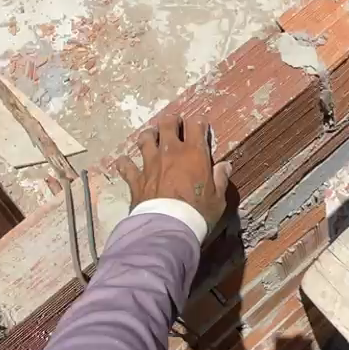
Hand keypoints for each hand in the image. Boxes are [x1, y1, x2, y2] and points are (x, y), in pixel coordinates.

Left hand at [117, 113, 231, 230]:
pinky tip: (123, 161)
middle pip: (167, 124)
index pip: (196, 127)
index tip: (200, 125)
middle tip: (174, 124)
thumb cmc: (198, 213)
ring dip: (149, 135)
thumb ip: (220, 179)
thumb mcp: (218, 198)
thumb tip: (225, 166)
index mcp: (194, 154)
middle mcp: (170, 152)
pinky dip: (125, 163)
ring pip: (145, 139)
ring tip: (151, 137)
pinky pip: (126, 166)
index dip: (198, 123)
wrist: (168, 228)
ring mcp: (150, 164)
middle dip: (171, 121)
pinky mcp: (136, 179)